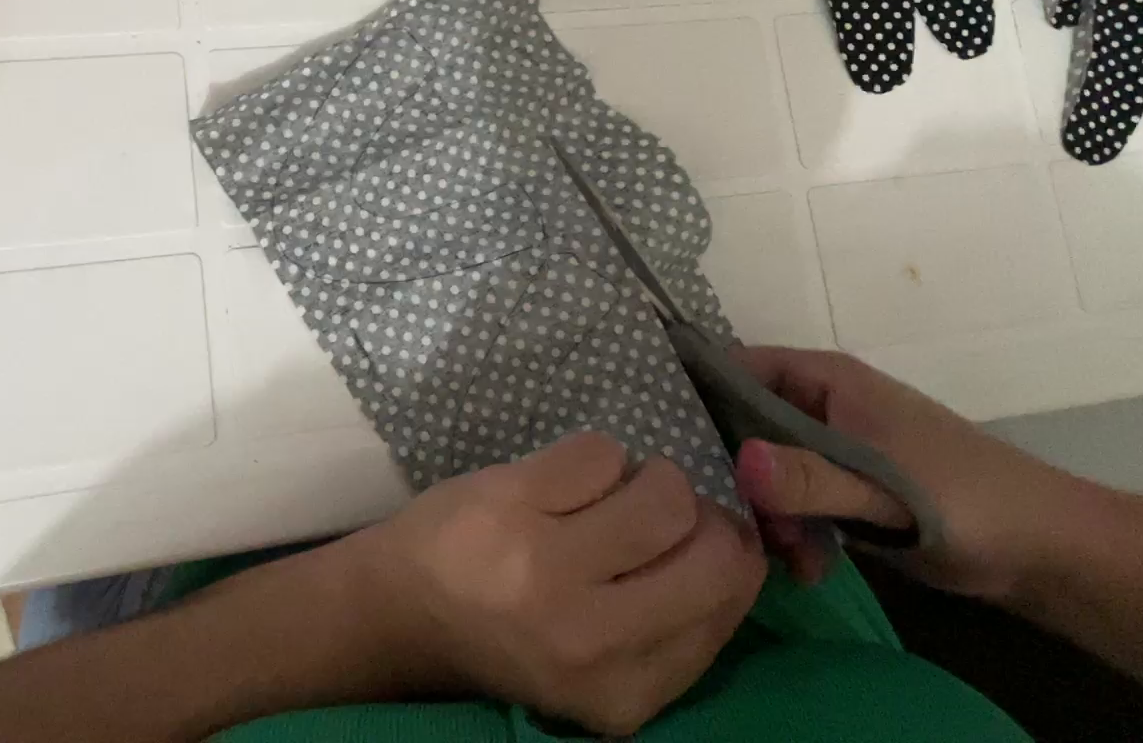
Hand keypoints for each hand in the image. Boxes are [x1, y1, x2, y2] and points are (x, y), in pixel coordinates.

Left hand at [342, 432, 765, 735]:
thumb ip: (672, 624)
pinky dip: (595, 457)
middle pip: (712, 550)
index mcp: (623, 692)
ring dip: (647, 479)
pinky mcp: (510, 499)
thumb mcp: (601, 666)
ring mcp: (546, 564)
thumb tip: (742, 542)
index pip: (728, 605)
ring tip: (605, 495)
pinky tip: (561, 481)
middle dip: (701, 516)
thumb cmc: (507, 633)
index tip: (704, 537)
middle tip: (659, 511)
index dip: (728, 558)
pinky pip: (602, 451)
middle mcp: (591, 638)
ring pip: (663, 490)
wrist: (401, 605)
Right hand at [728, 346, 1093, 603]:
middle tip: (730, 517)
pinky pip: (793, 496)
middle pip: (743, 421)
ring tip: (784, 554)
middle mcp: (818, 403)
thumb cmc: (967, 501)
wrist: (1051, 554)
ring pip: (766, 466)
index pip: (735, 366)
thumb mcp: (884, 491)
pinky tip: (807, 565)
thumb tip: (737, 461)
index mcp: (825, 379)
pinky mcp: (842, 483)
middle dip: (735, 472)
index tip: (660, 435)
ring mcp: (830, 445)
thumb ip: (810, 478)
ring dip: (767, 511)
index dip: (695, 391)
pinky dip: (793, 528)